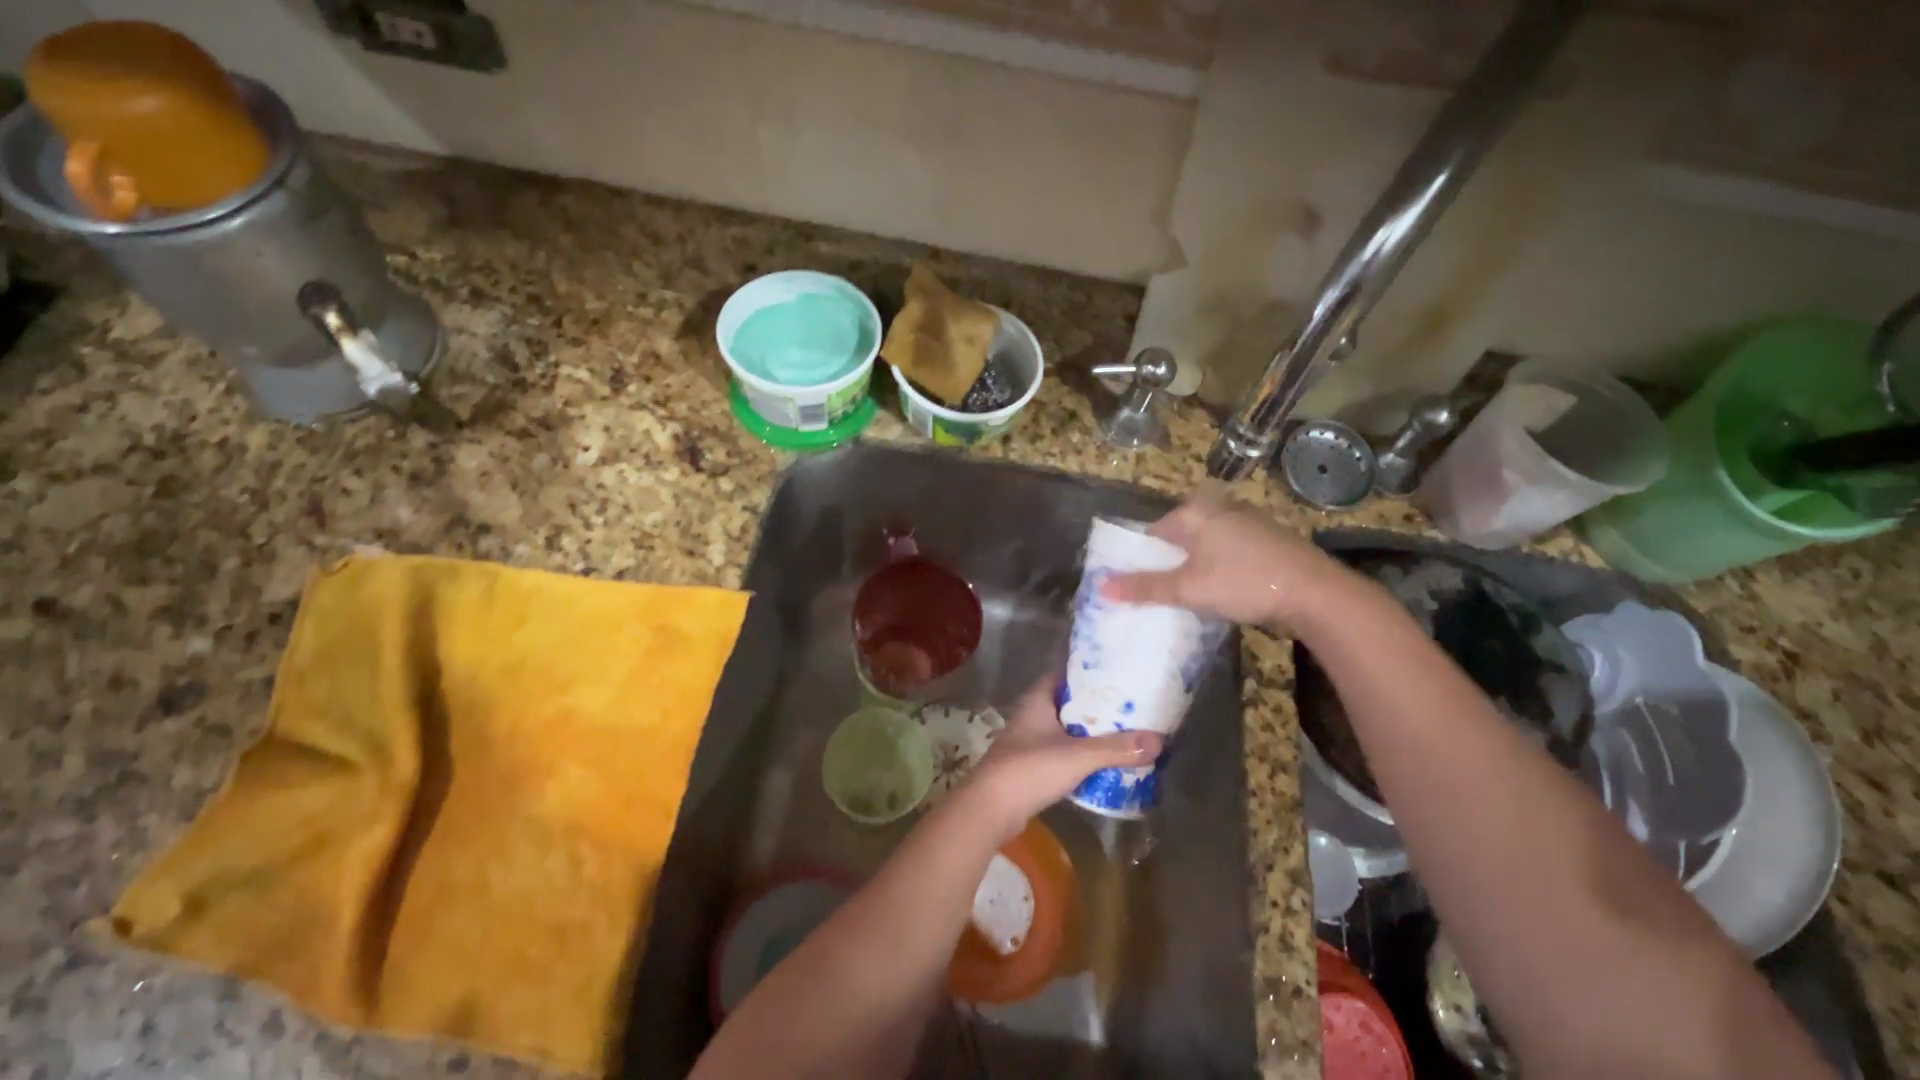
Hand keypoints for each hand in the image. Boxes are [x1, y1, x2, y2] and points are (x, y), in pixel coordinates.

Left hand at [963, 674, 1160, 840]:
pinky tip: (1101, 765)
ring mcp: (1027, 744)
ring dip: (1088, 734)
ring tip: (1123, 734)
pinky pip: (1060, 756)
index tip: (1116, 674)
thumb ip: (1117, 748)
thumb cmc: (1030, 769)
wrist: (989, 809)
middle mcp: (1030, 717)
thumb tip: (1158, 741)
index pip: (1063, 675)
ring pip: (1064, 732)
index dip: (1087, 673)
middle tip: (1128, 707)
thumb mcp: (1078, 756)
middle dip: (1094, 707)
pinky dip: (1079, 758)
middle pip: (1067, 704)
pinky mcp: (1029, 769)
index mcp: (1037, 701)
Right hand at [1101, 496, 1357, 630]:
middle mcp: (1218, 507)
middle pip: (1178, 539)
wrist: (1315, 592)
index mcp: (1195, 511)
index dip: (1139, 562)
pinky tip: (1218, 594)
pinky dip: (1217, 570)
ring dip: (1193, 570)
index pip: (1152, 534)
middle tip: (1155, 599)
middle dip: (1166, 566)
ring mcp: (1245, 521)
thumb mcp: (1189, 589)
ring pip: (1204, 547)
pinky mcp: (1265, 539)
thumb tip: (1100, 586)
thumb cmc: (1245, 582)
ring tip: (1183, 601)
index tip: (1133, 589)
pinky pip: (1226, 553)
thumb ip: (1145, 587)